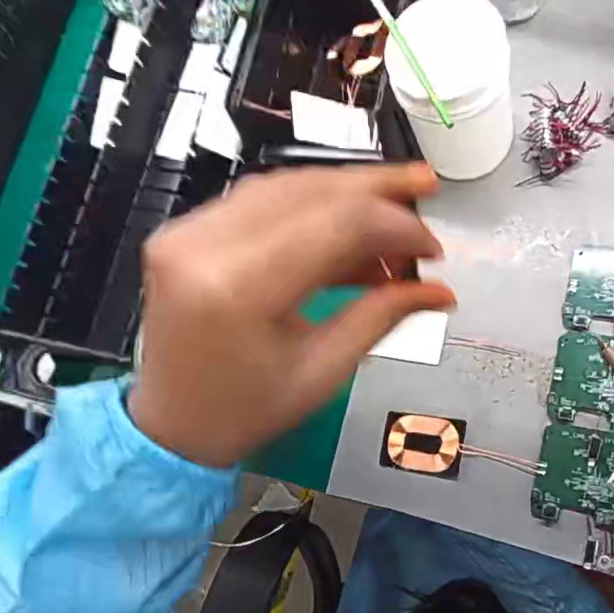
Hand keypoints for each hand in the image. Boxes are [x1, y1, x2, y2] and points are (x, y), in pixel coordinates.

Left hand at [127, 164, 454, 466]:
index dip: (394, 225)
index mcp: (239, 291)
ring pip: (285, 186)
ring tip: (394, 210)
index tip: (431, 247)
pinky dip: (311, 206)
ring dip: (346, 193)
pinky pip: (260, 201)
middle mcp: (203, 246)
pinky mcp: (186, 232)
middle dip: (376, 190)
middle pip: (308, 190)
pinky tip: (347, 226)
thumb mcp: (323, 372)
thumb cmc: (247, 413)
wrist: (175, 426)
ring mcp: (187, 233)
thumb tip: (438, 291)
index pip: (334, 224)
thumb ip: (380, 317)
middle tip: (425, 188)